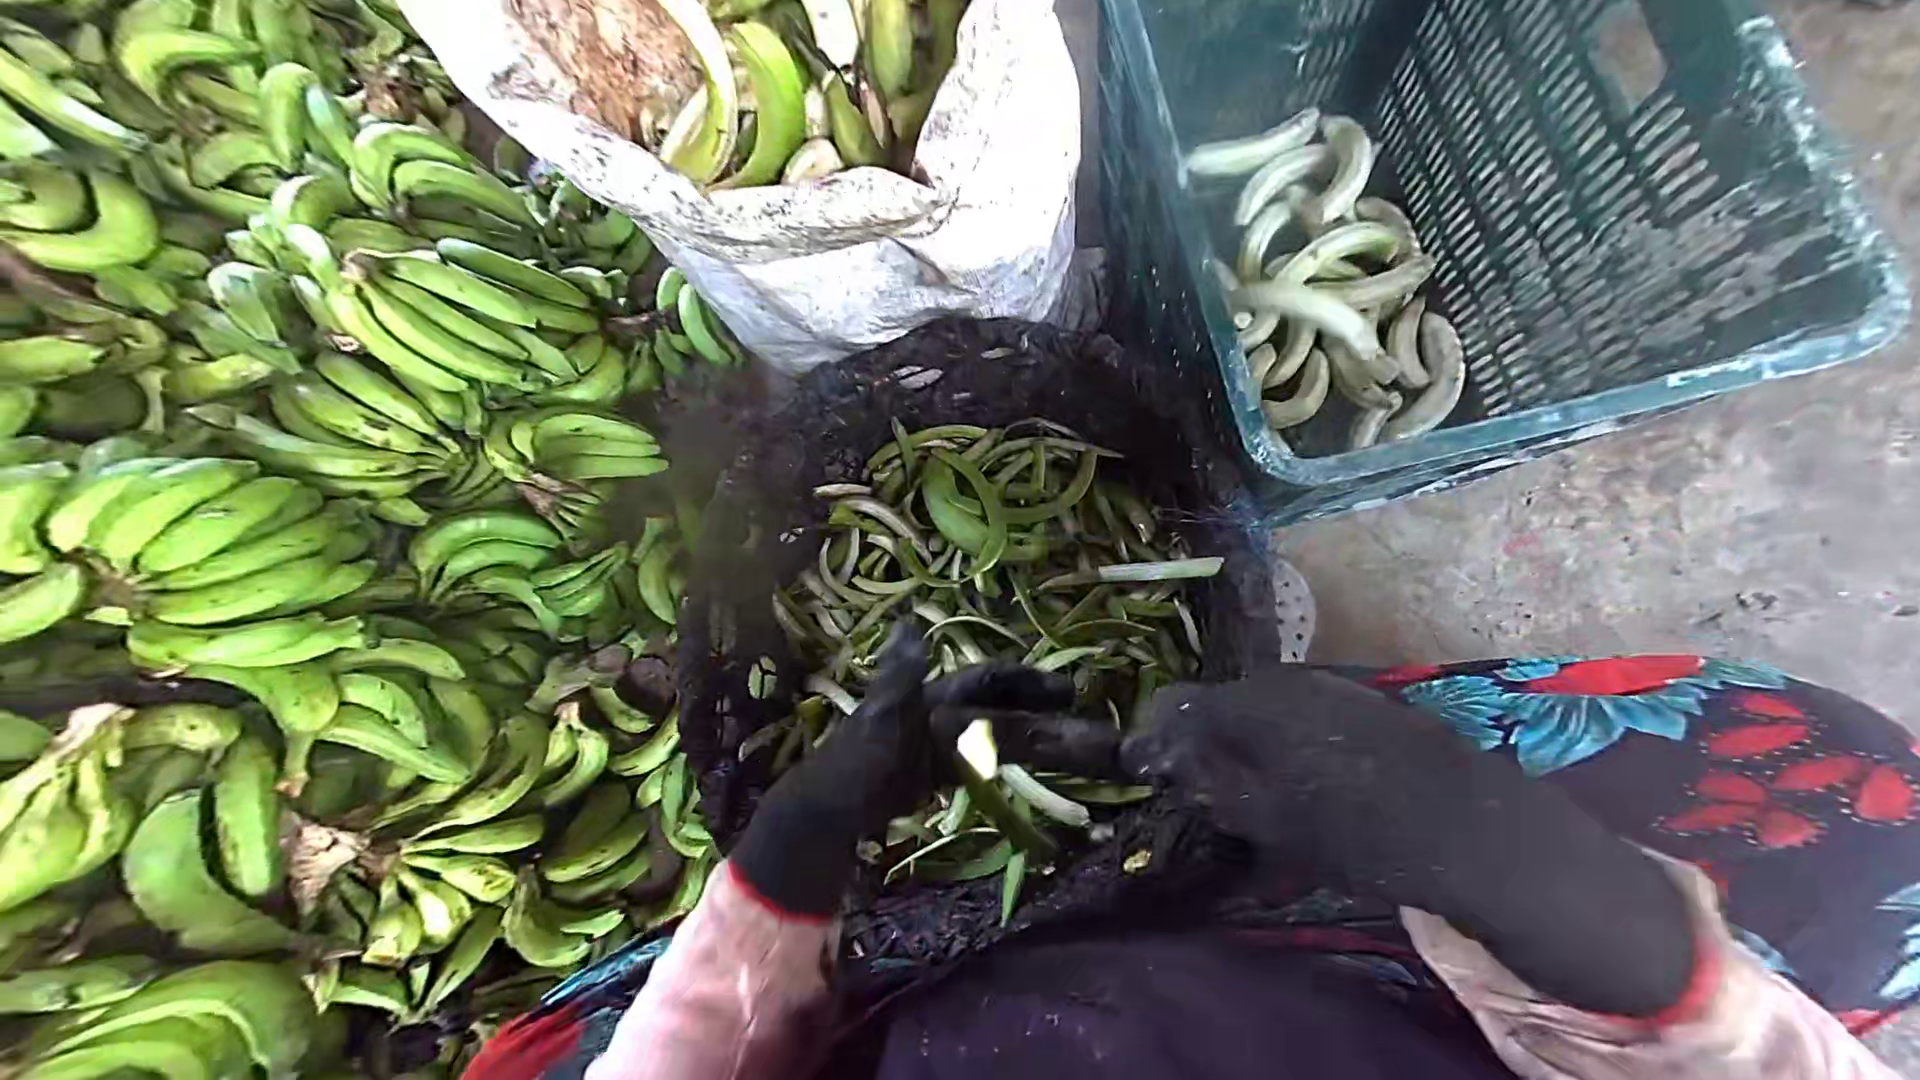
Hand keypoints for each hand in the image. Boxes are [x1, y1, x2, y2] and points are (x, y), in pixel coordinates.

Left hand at [732, 623, 1097, 916]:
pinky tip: (1033, 769)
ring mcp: (945, 743)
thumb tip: (911, 625)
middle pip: (1007, 710)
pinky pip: (986, 763)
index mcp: (936, 695)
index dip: (1028, 681)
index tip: (1068, 690)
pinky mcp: (941, 771)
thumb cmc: (853, 762)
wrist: (829, 808)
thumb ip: (901, 675)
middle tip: (1090, 722)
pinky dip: (1011, 763)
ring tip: (1078, 748)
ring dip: (1037, 739)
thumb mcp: (879, 716)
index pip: (990, 680)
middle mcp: (947, 713)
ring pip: (1002, 737)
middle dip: (1046, 713)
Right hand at [1122, 666, 1698, 1017]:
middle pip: (1220, 702)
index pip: (1177, 704)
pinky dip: (1283, 735)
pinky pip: (1300, 710)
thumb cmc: (1354, 829)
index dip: (1153, 732)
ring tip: (1249, 778)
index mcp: (1248, 703)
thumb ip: (1208, 785)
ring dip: (1244, 737)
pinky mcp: (1361, 697)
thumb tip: (1169, 763)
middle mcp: (1281, 679)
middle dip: (1201, 737)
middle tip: (1198, 777)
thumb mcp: (1267, 819)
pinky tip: (1301, 768)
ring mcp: (1326, 684)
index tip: (1145, 760)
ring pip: (1261, 705)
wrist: (1475, 828)